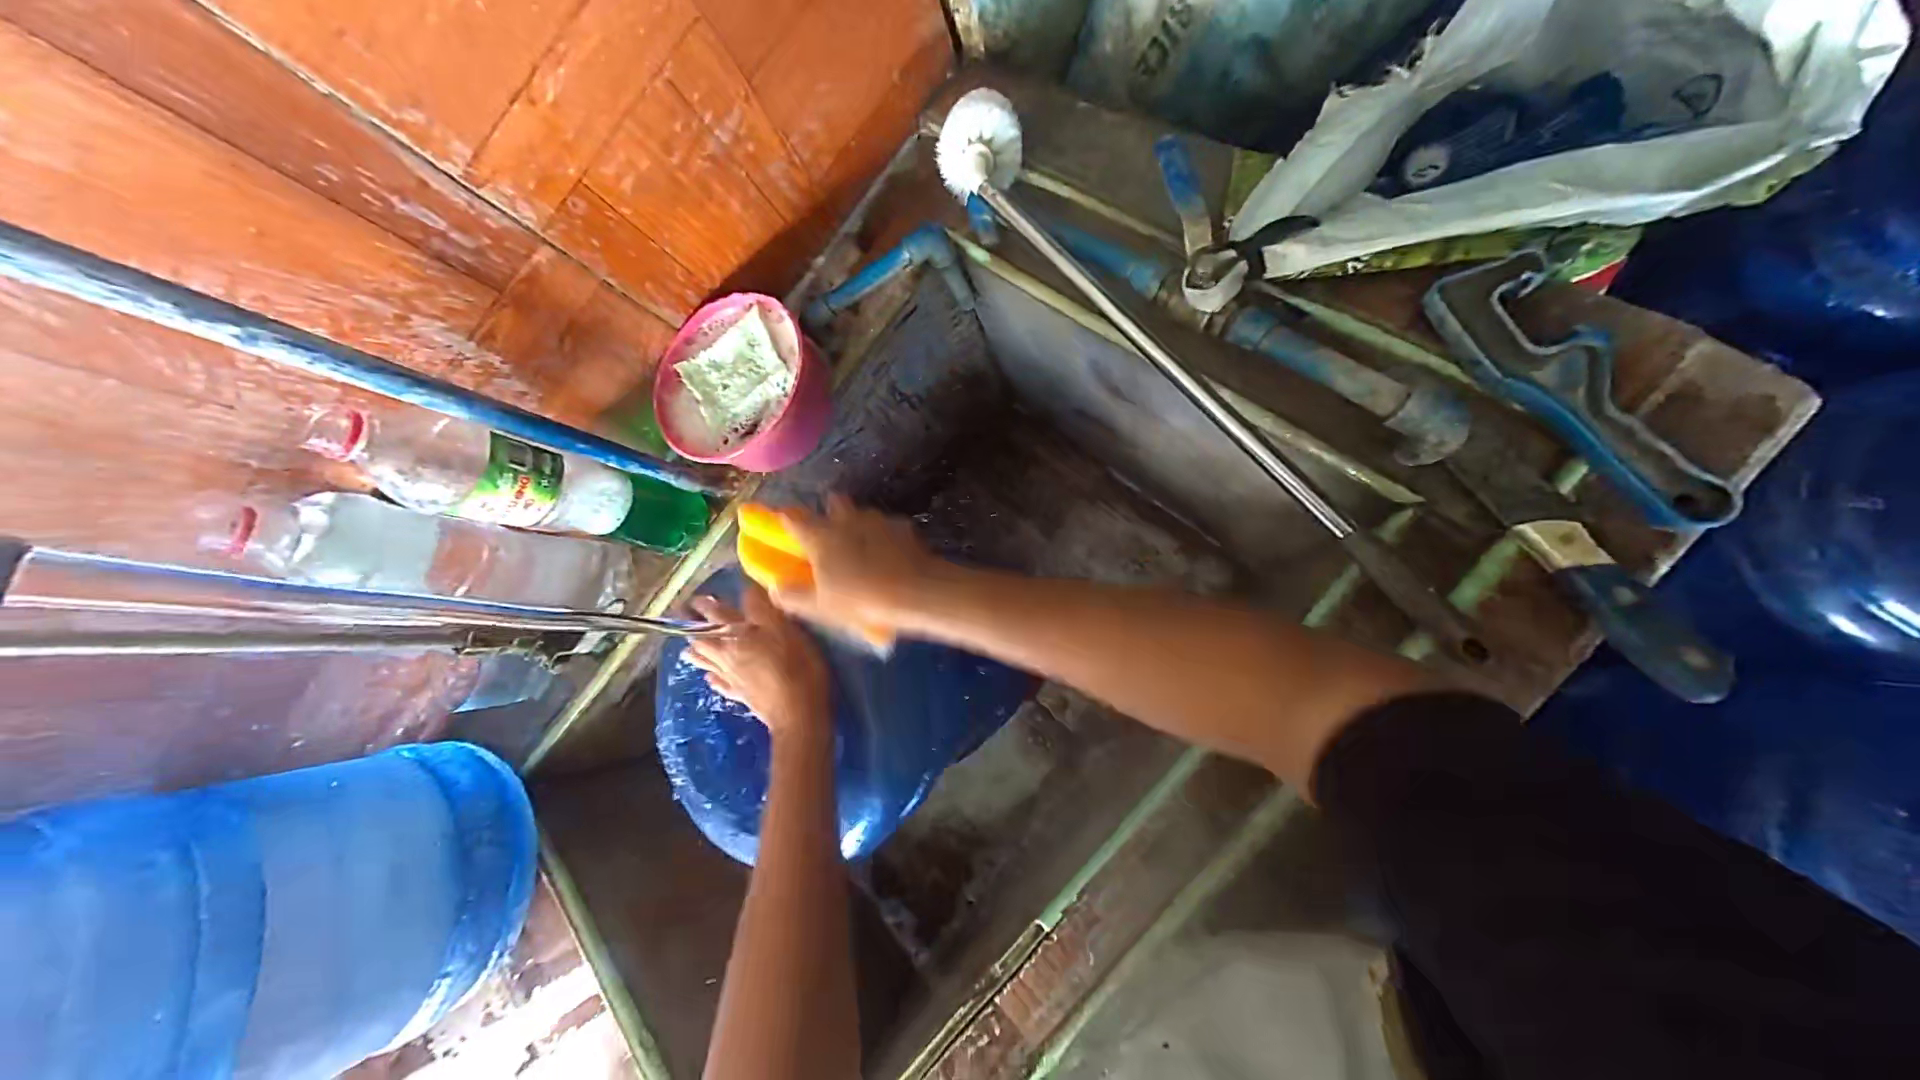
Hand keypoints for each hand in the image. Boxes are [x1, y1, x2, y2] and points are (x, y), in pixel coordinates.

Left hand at [686, 583, 830, 740]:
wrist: (796, 712)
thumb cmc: (794, 665)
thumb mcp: (784, 628)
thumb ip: (762, 608)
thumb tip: (746, 589)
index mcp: (736, 634)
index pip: (714, 613)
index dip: (704, 604)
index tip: (696, 597)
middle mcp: (727, 653)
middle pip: (703, 638)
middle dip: (692, 626)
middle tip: (687, 618)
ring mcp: (731, 676)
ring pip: (706, 661)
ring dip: (696, 651)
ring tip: (688, 647)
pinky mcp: (739, 694)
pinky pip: (719, 683)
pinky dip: (713, 677)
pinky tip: (710, 677)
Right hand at [773, 495, 944, 636]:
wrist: (915, 591)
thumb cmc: (860, 599)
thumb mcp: (820, 606)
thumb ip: (793, 595)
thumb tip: (775, 587)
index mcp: (821, 537)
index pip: (793, 519)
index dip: (785, 519)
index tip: (783, 521)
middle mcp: (847, 520)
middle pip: (833, 502)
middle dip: (829, 510)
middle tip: (831, 531)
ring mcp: (878, 520)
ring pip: (863, 513)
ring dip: (860, 524)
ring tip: (865, 547)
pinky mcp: (903, 527)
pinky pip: (890, 527)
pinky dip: (887, 537)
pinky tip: (892, 554)